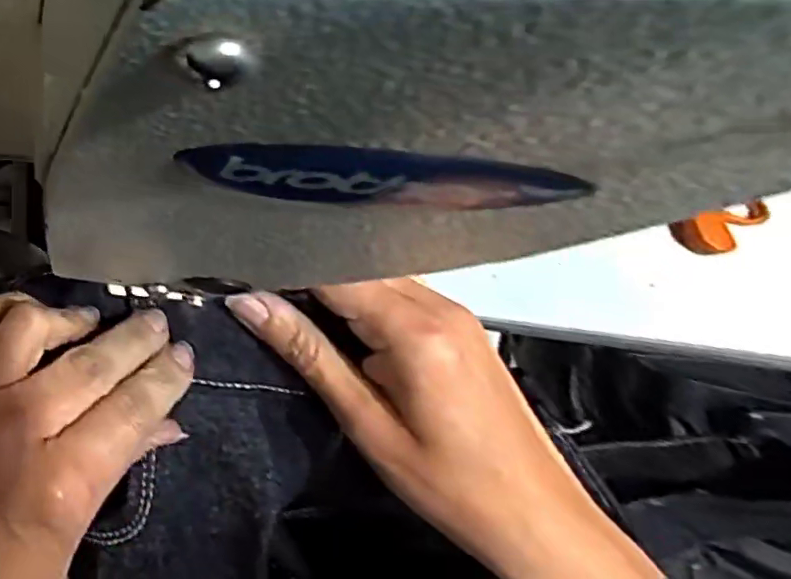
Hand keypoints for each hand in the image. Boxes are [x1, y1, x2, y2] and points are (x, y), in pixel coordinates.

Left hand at [0, 293, 194, 578]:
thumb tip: (169, 426)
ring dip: (72, 317)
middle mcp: (19, 423)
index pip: (128, 412)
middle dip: (135, 340)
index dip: (163, 380)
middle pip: (91, 364)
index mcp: (59, 482)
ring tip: (96, 320)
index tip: (184, 356)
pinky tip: (35, 313)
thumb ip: (117, 471)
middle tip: (159, 322)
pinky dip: (12, 306)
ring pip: (34, 327)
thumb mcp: (70, 537)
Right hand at [227, 281, 657, 578]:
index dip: (283, 267)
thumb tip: (251, 303)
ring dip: (335, 288)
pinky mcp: (462, 324)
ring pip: (373, 271)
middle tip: (264, 293)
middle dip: (306, 274)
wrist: (545, 528)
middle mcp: (440, 306)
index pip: (330, 269)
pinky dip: (363, 298)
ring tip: (299, 310)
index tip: (245, 273)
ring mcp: (456, 312)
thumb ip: (307, 352)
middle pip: (352, 263)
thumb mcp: (367, 423)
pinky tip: (347, 326)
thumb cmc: (458, 488)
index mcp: (415, 328)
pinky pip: (397, 288)